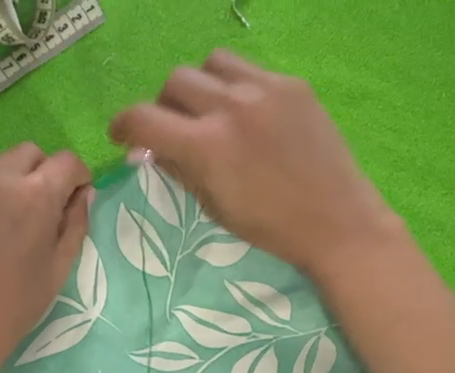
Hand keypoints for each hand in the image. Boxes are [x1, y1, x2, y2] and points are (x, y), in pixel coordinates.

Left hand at [0, 143, 92, 372]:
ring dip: (10, 184)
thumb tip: (82, 194)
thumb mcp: (59, 268)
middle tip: (42, 209)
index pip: (66, 161)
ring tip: (7, 224)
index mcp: (34, 195)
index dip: (77, 177)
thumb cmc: (17, 306)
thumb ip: (76, 223)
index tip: (75, 197)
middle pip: (29, 153)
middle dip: (42, 173)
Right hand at [109, 51, 399, 276]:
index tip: (120, 136)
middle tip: (172, 130)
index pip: (144, 119)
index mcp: (206, 146)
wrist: (334, 219)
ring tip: (209, 113)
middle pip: (174, 82)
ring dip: (199, 86)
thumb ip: (179, 169)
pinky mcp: (291, 85)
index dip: (122, 126)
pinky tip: (247, 117)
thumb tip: (151, 150)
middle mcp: (231, 106)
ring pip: (210, 64)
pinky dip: (235, 88)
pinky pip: (248, 71)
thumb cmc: (268, 226)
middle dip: (163, 106)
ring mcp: (265, 89)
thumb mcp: (212, 206)